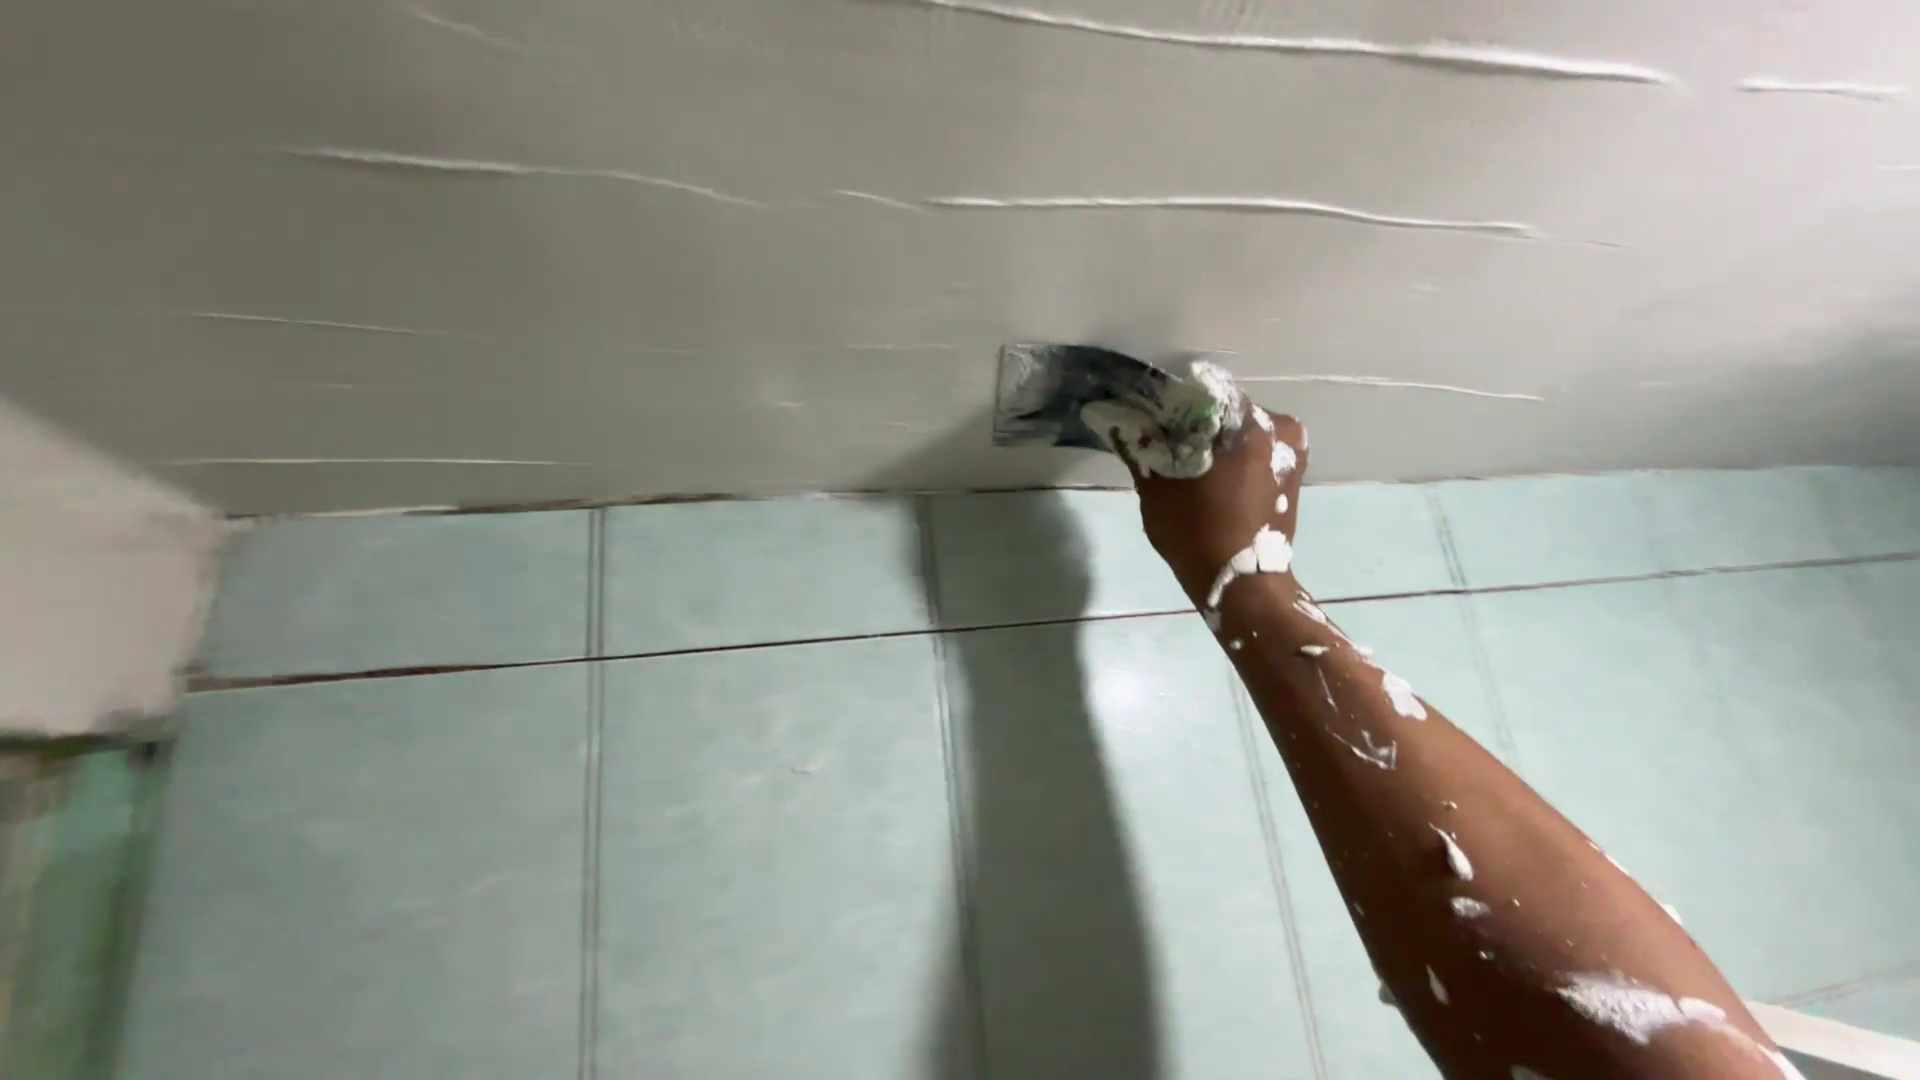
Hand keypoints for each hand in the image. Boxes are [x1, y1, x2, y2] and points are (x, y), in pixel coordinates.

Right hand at [1113, 401, 1308, 602]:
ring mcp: (1292, 450)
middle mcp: (1277, 426)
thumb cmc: (1196, 533)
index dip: (1173, 401)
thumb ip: (1140, 451)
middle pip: (1226, 409)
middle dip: (1196, 421)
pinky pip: (1258, 450)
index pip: (1203, 389)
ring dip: (1217, 440)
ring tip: (1189, 462)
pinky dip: (1236, 456)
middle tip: (1167, 441)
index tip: (1152, 417)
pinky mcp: (1294, 473)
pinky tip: (1212, 476)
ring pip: (1243, 429)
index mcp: (1245, 422)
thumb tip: (1118, 423)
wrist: (1242, 584)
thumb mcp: (1157, 491)